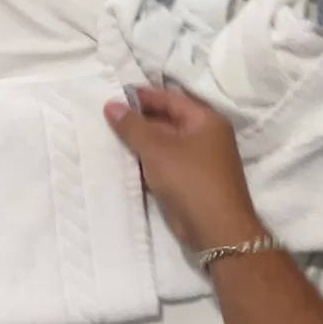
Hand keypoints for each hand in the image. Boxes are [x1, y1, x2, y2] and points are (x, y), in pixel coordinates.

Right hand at [105, 85, 262, 251]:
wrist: (215, 228)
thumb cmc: (189, 179)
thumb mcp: (156, 148)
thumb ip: (132, 126)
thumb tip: (111, 105)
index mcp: (206, 121)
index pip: (171, 99)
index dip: (143, 95)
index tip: (115, 95)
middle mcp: (205, 136)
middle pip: (167, 120)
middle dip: (138, 119)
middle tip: (107, 117)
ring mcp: (198, 160)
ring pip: (163, 143)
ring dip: (139, 141)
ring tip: (108, 137)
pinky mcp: (189, 180)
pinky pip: (163, 162)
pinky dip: (145, 161)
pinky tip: (123, 162)